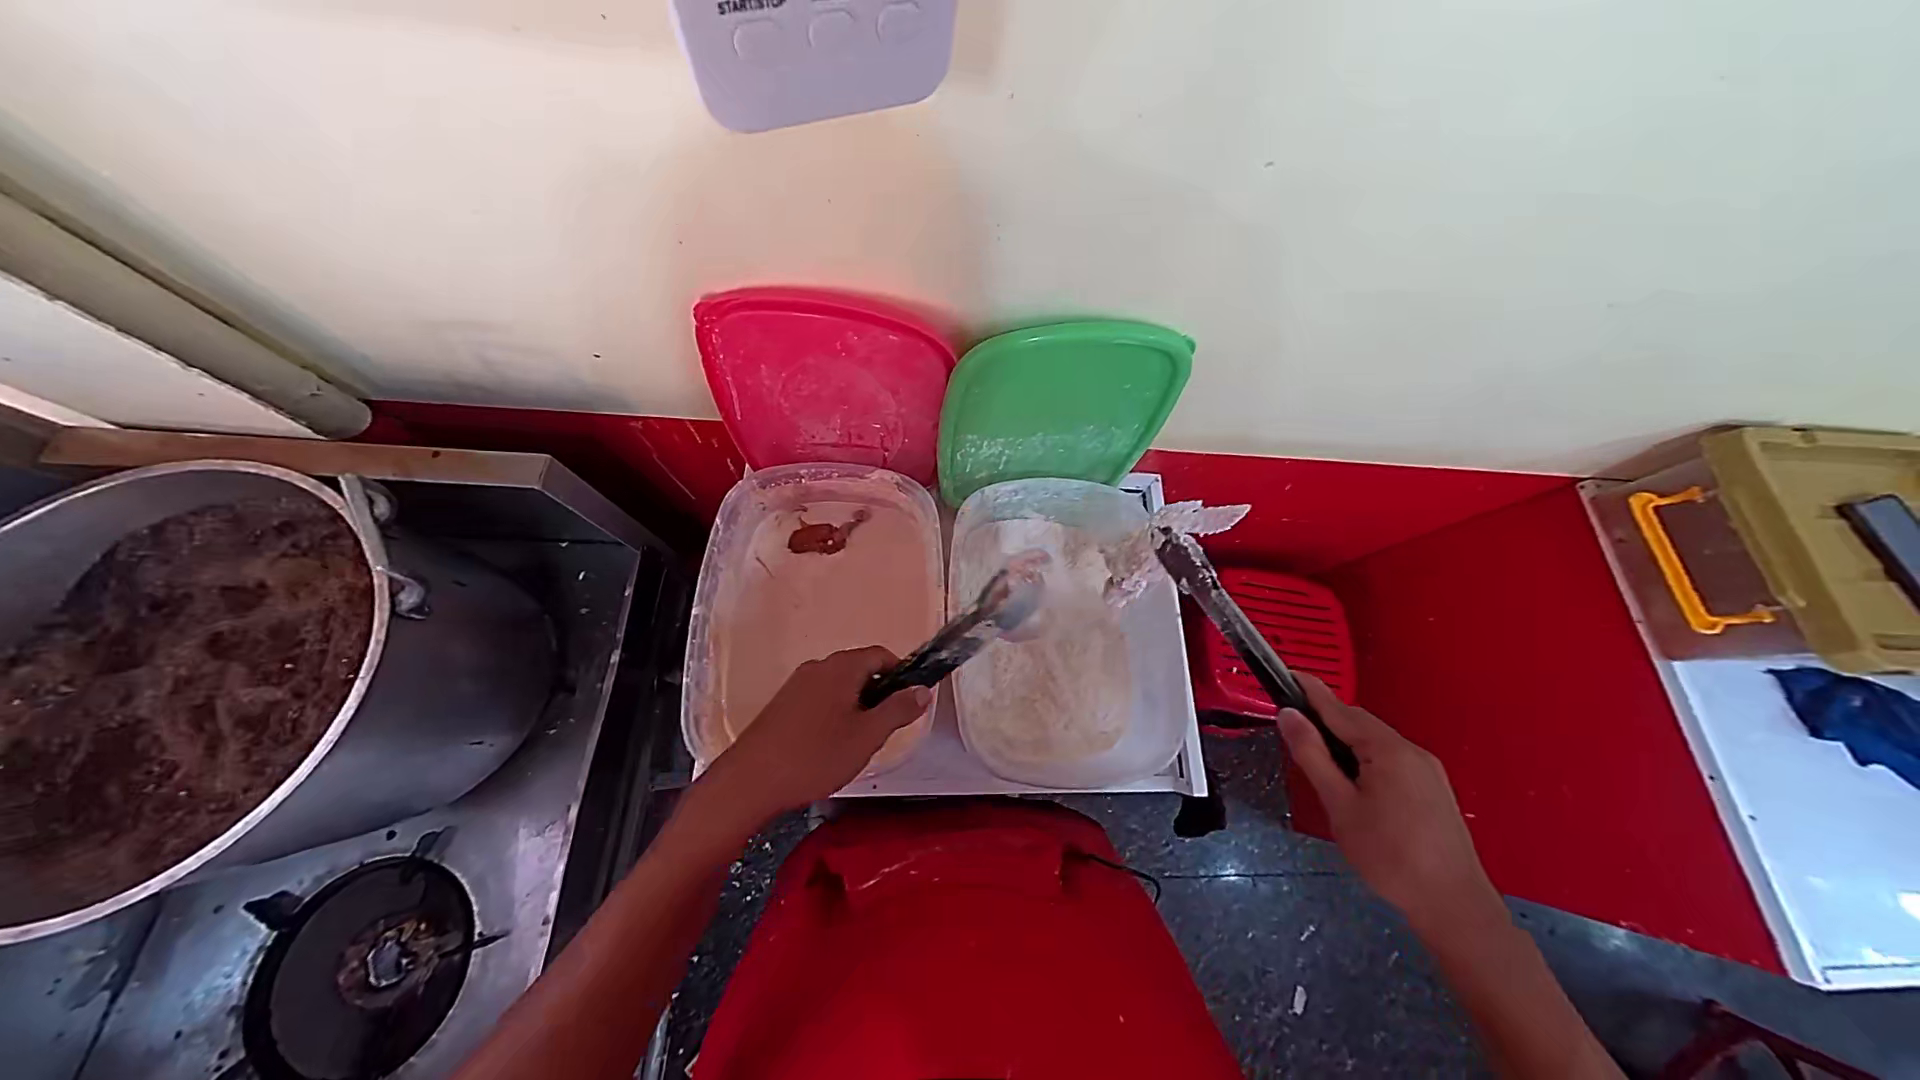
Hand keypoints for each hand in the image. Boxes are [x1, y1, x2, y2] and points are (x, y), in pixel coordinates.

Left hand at [704, 646, 930, 823]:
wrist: (750, 782)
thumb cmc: (815, 756)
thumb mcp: (868, 736)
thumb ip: (898, 710)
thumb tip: (922, 690)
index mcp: (841, 667)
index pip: (880, 655)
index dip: (900, 675)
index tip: (907, 702)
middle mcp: (817, 667)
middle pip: (859, 670)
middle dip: (877, 694)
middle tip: (882, 729)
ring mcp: (796, 684)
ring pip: (838, 687)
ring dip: (854, 706)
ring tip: (855, 743)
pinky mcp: (781, 704)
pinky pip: (818, 699)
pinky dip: (832, 714)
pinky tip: (828, 746)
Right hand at [1279, 675, 1501, 937]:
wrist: (1453, 905)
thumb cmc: (1388, 856)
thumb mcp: (1338, 804)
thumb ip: (1312, 755)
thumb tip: (1288, 714)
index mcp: (1387, 750)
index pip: (1339, 708)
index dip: (1309, 690)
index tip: (1286, 673)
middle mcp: (1412, 750)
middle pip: (1359, 722)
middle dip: (1325, 718)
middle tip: (1292, 727)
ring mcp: (1428, 769)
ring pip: (1375, 741)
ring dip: (1344, 740)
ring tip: (1317, 759)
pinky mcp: (1434, 787)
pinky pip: (1391, 757)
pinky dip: (1364, 756)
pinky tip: (1352, 779)